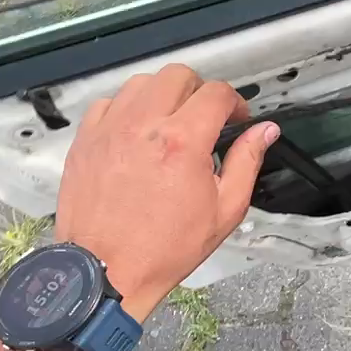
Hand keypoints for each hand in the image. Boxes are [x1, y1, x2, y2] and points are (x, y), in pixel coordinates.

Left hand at [54, 64, 279, 316]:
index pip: (217, 93)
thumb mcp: (225, 209)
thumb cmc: (167, 247)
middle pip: (178, 76)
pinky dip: (128, 108)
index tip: (236, 119)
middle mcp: (145, 126)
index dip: (235, 102)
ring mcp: (110, 130)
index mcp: (183, 142)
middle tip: (205, 118)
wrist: (106, 274)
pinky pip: (109, 103)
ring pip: (142, 83)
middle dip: (200, 91)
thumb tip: (265, 131)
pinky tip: (137, 132)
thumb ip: (247, 161)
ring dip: (163, 95)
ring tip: (170, 122)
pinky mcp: (86, 141)